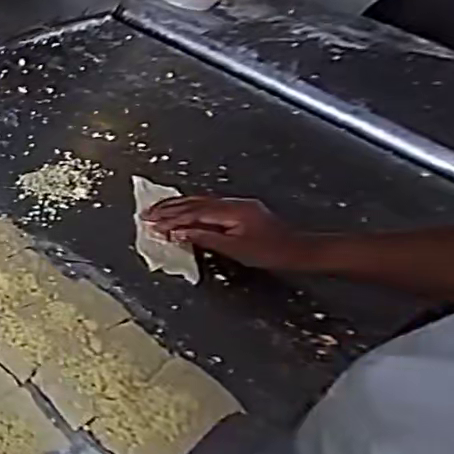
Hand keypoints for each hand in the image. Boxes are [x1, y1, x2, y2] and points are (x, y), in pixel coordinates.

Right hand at [142, 196, 319, 270]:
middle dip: (167, 208)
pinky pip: (207, 203)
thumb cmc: (273, 252)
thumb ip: (203, 237)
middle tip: (146, 214)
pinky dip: (189, 207)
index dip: (170, 219)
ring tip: (156, 210)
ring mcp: (238, 205)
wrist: (307, 251)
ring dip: (176, 206)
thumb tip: (177, 232)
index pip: (192, 213)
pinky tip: (180, 209)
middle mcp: (233, 204)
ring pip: (199, 201)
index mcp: (232, 212)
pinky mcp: (240, 210)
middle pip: (193, 202)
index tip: (152, 225)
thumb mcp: (235, 248)